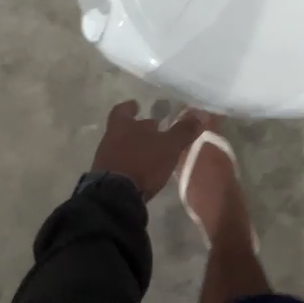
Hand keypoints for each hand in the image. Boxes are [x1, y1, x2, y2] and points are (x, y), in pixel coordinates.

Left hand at [89, 101, 209, 199]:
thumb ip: (183, 130)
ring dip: (133, 149)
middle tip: (152, 130)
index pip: (122, 110)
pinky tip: (140, 171)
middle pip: (122, 129)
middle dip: (137, 129)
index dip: (130, 108)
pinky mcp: (103, 181)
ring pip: (119, 148)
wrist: (115, 198)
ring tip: (149, 153)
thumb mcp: (169, 146)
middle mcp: (110, 139)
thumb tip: (200, 113)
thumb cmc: (142, 163)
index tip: (137, 106)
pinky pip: (117, 166)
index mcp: (122, 125)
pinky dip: (129, 165)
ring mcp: (104, 160)